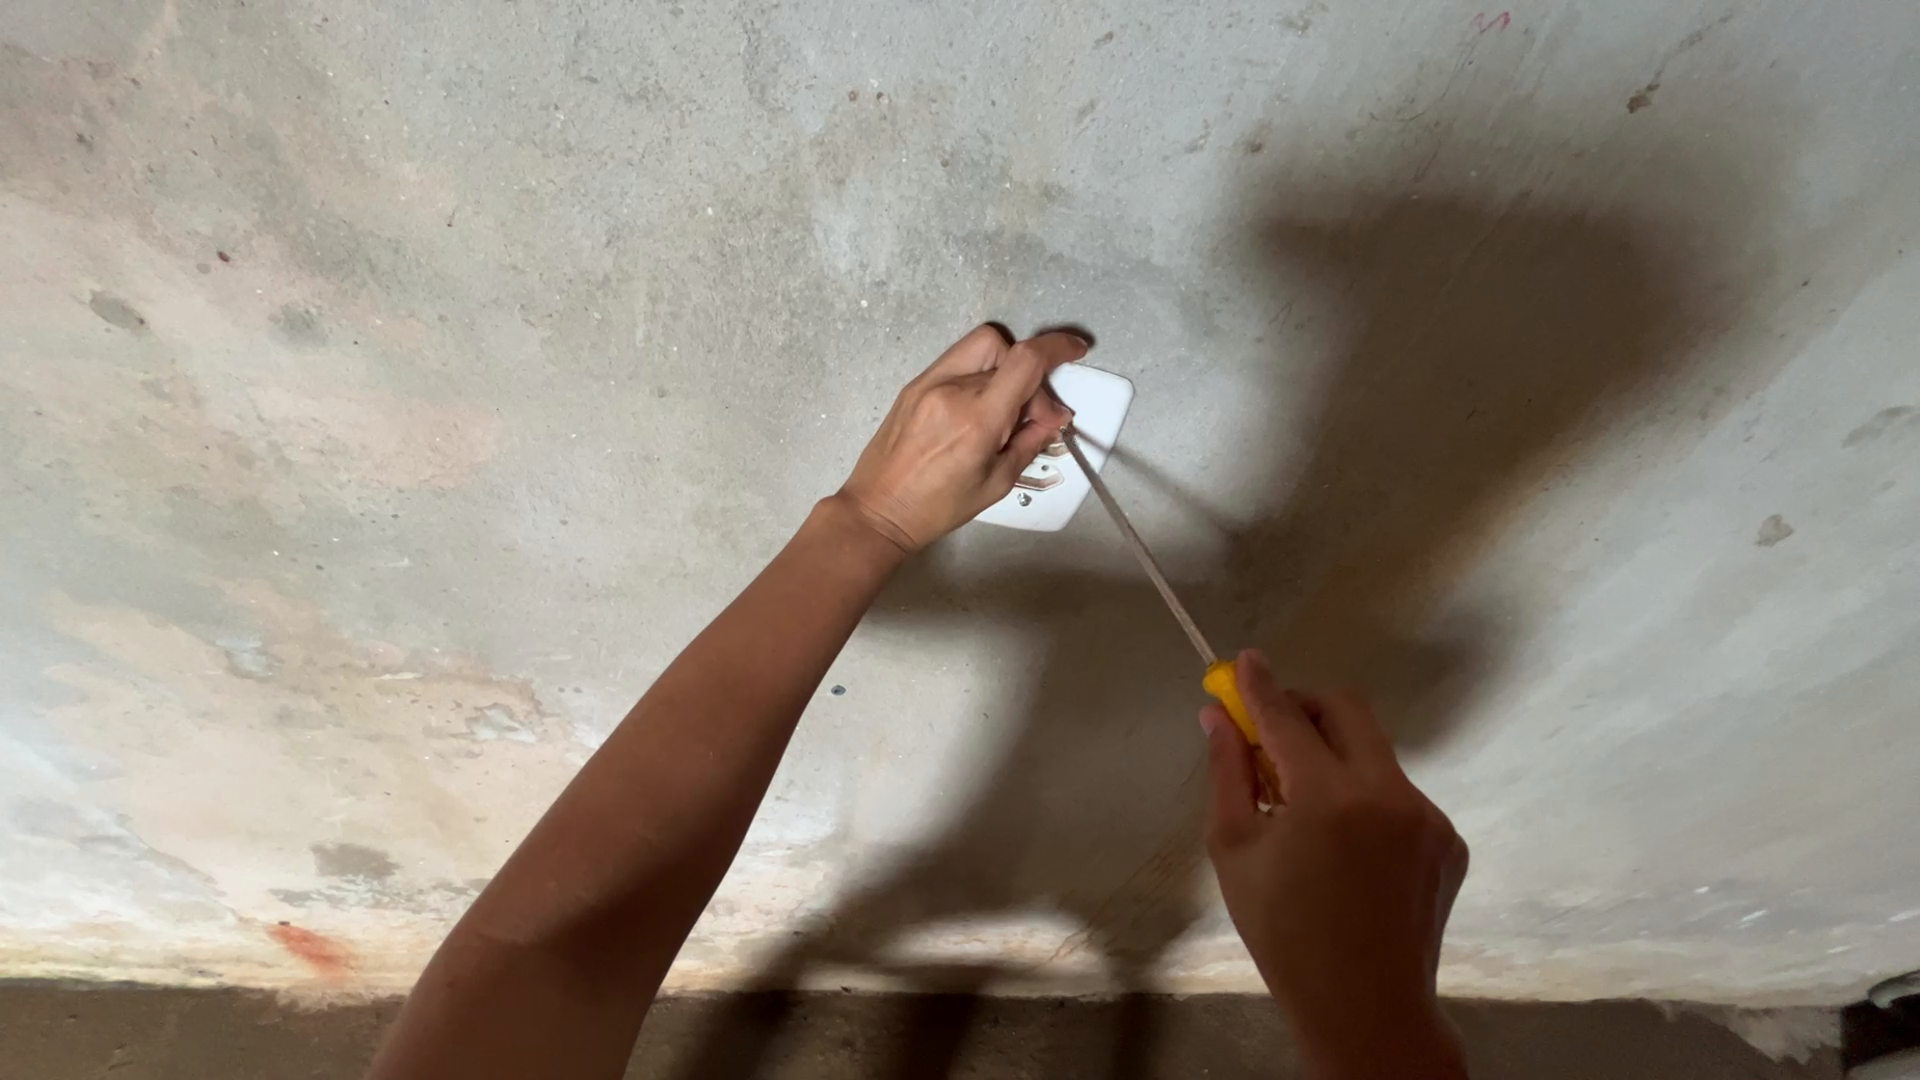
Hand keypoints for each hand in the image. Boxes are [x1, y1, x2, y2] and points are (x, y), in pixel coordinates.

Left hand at [837, 325, 1084, 552]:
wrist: (879, 510)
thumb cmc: (938, 507)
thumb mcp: (997, 483)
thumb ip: (1029, 441)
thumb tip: (1055, 415)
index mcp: (977, 419)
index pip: (1026, 360)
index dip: (1058, 347)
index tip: (1076, 351)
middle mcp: (952, 390)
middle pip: (1009, 353)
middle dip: (1032, 379)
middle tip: (1032, 416)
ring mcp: (929, 382)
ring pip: (984, 350)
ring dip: (1005, 369)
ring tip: (1002, 409)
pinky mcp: (914, 385)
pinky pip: (959, 360)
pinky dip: (980, 372)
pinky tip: (977, 406)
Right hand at [1202, 650, 1469, 1079]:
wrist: (1367, 1010)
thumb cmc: (1282, 931)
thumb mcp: (1233, 848)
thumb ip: (1226, 772)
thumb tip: (1216, 717)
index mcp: (1327, 799)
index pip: (1286, 717)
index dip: (1259, 685)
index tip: (1243, 660)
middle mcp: (1388, 794)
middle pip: (1347, 710)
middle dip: (1306, 706)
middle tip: (1275, 729)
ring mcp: (1428, 817)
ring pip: (1372, 749)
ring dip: (1332, 752)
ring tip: (1304, 801)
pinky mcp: (1449, 839)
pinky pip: (1395, 788)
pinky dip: (1361, 790)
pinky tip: (1343, 839)